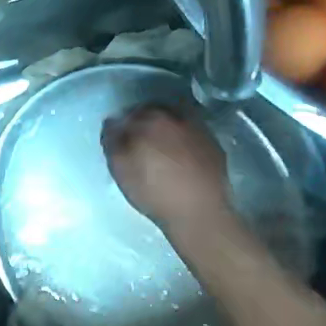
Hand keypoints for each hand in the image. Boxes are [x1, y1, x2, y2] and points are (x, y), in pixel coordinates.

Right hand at [101, 104, 232, 237]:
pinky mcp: (214, 146)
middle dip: (145, 123)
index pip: (130, 112)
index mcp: (150, 118)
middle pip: (155, 112)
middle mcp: (176, 117)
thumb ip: (112, 140)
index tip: (120, 138)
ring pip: (175, 122)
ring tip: (161, 153)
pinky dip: (184, 143)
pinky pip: (192, 137)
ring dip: (166, 131)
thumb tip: (112, 122)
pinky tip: (181, 160)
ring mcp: (198, 130)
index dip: (122, 124)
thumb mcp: (120, 168)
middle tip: (139, 144)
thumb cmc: (153, 190)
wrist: (199, 213)